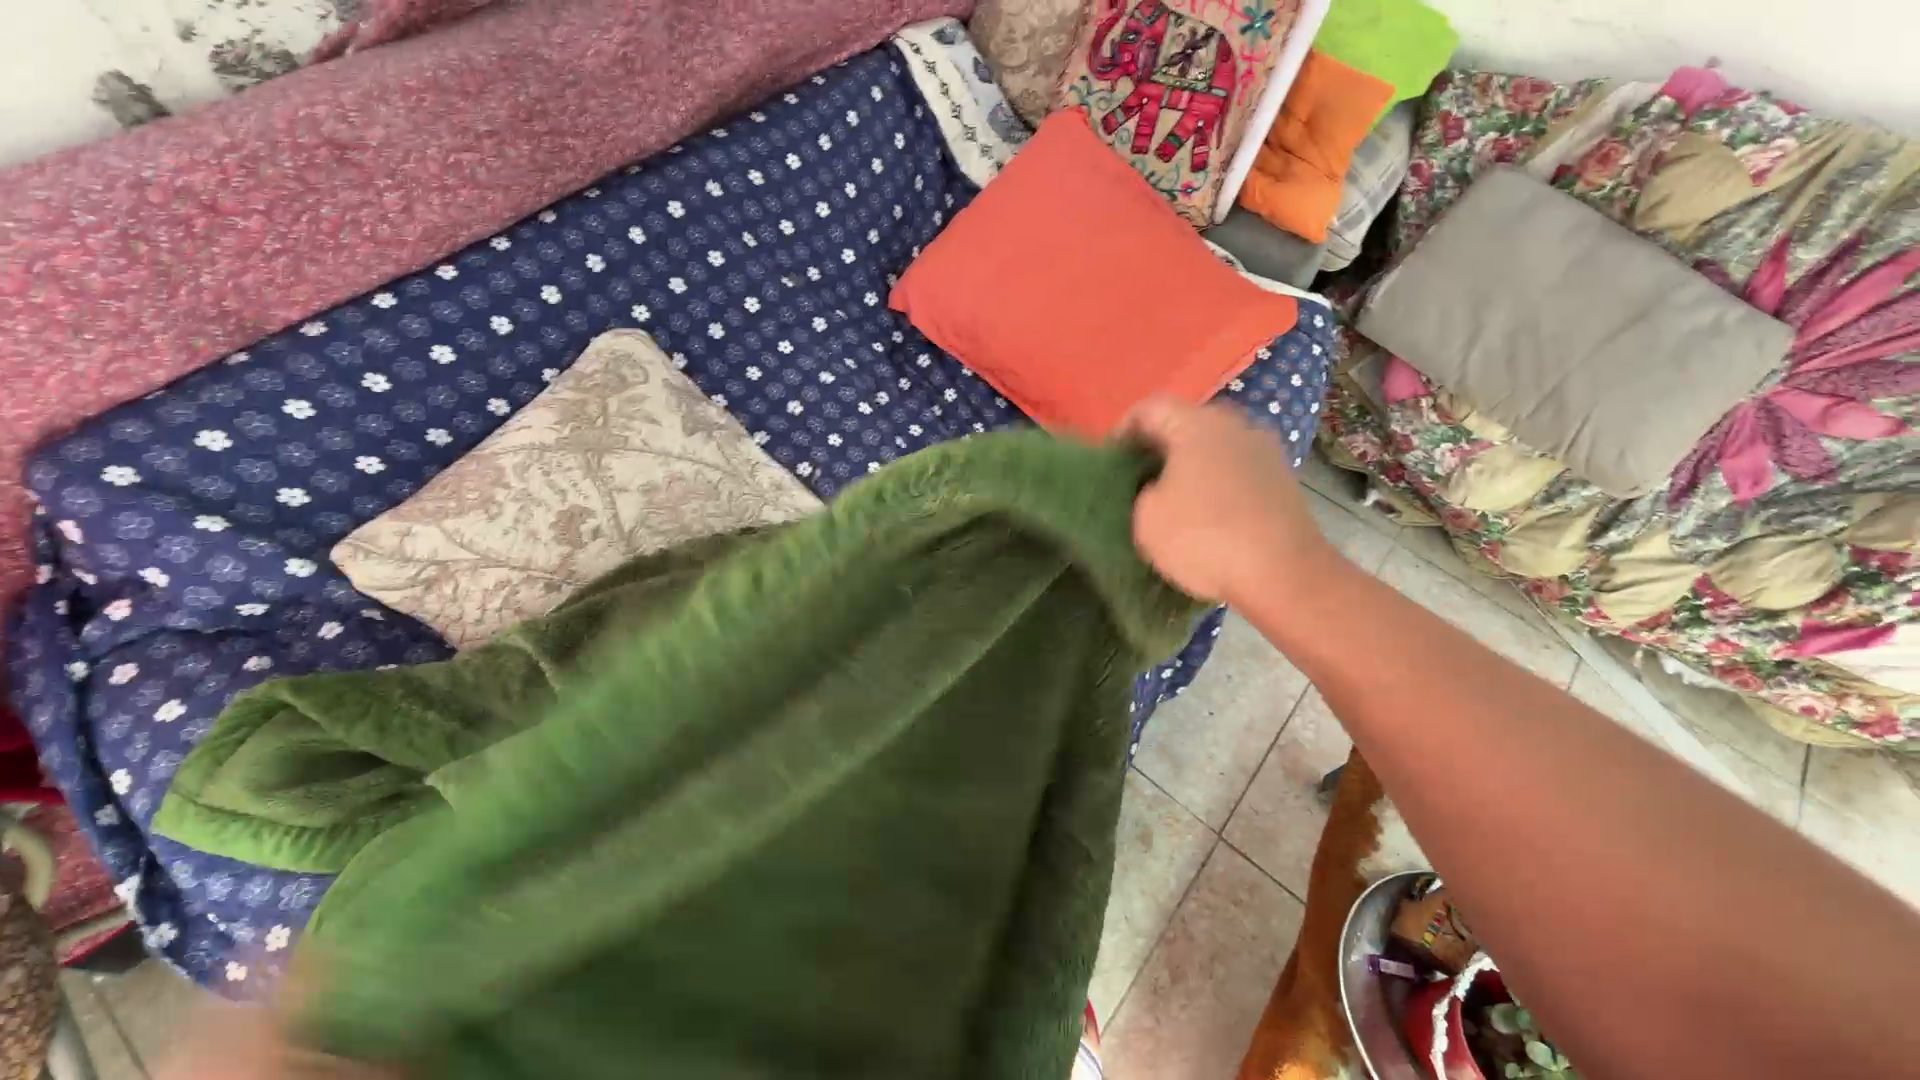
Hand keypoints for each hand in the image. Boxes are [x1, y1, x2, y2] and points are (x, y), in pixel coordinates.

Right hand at [1121, 397, 1341, 605]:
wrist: (1285, 575)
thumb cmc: (1205, 538)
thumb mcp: (1147, 518)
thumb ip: (1142, 490)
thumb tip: (1158, 486)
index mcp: (1198, 424)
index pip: (1150, 408)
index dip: (1123, 431)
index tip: (1111, 463)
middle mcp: (1237, 426)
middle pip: (1186, 424)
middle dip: (1160, 449)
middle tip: (1139, 481)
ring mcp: (1266, 452)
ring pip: (1216, 448)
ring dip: (1192, 468)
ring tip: (1174, 502)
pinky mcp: (1284, 481)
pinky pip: (1237, 472)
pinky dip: (1218, 485)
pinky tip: (1209, 517)